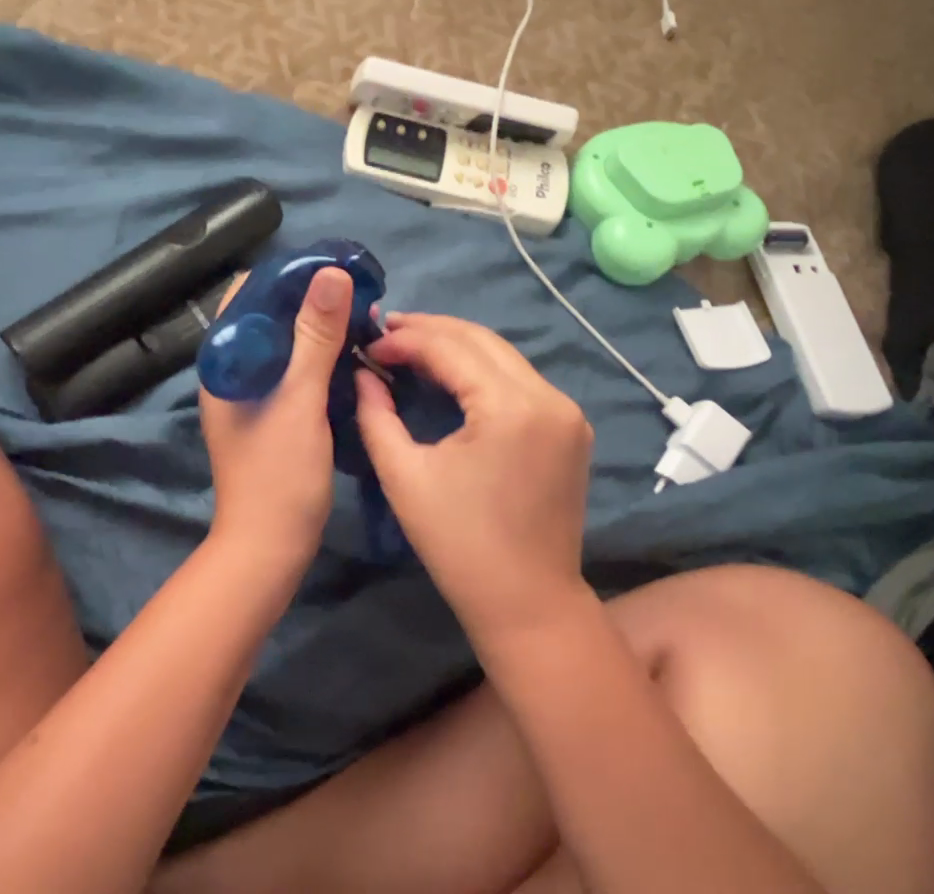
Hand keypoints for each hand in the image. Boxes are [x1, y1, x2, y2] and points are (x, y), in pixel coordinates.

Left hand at [199, 268, 354, 557]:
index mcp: (225, 362)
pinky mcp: (270, 415)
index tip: (332, 268)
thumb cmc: (279, 473)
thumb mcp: (301, 398)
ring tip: (360, 318)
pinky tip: (350, 357)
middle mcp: (231, 372)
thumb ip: (315, 336)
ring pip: (283, 346)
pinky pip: (293, 372)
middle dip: (308, 301)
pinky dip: (318, 359)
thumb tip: (330, 273)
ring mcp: (250, 396)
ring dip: (316, 330)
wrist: (268, 546)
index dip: (286, 275)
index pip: (246, 295)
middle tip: (356, 293)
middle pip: (267, 318)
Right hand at [354, 314, 594, 634]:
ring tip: (411, 348)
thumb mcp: (404, 476)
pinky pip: (520, 382)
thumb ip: (377, 415)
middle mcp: (549, 397)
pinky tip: (451, 376)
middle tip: (386, 333)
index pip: (451, 348)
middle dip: (431, 331)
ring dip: (457, 347)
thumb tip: (362, 374)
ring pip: (504, 357)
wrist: (527, 601)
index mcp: (511, 407)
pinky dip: (483, 372)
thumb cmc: (458, 544)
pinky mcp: (571, 429)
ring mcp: (567, 412)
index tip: (367, 344)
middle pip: (483, 340)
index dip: (404, 339)